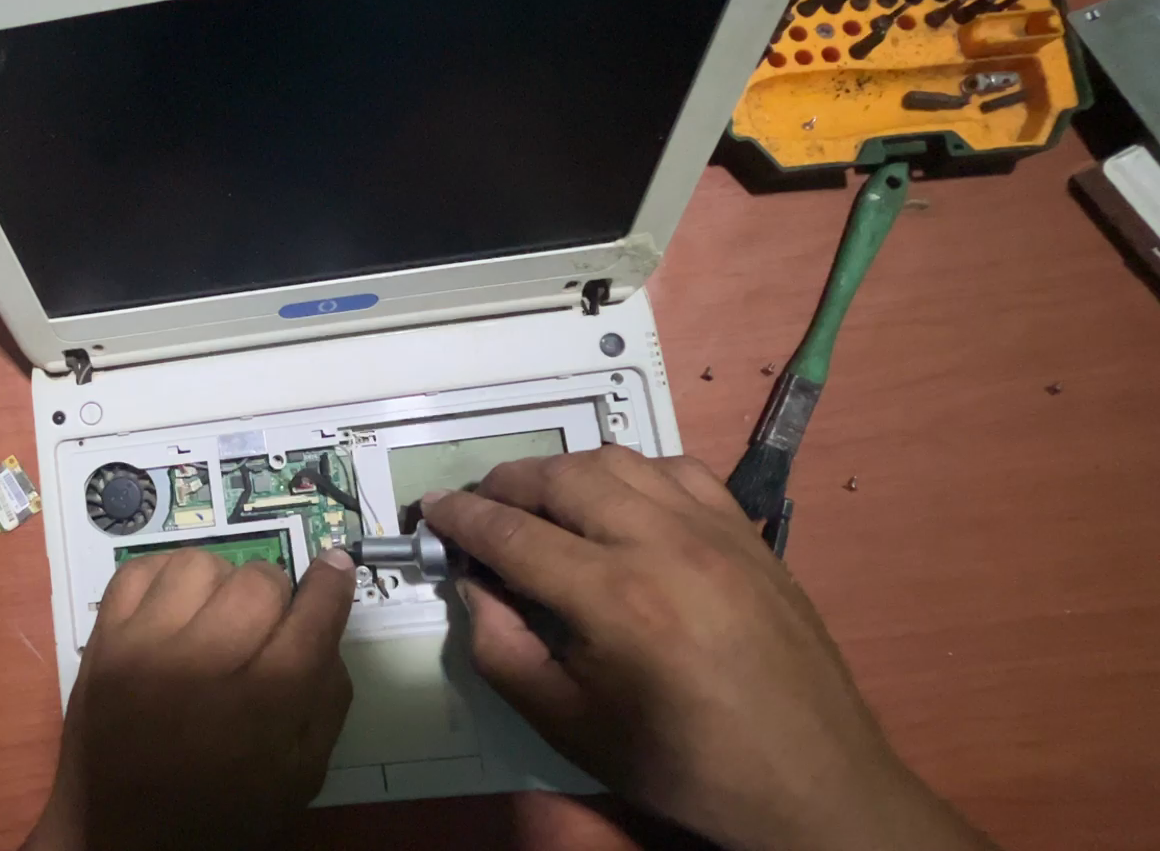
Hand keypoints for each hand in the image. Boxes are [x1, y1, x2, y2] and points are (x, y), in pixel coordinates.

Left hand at [24, 547, 356, 850]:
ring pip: (201, 564)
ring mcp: (146, 644)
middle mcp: (205, 662)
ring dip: (218, 585)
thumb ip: (328, 696)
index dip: (332, 583)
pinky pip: (142, 568)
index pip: (313, 617)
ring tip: (211, 618)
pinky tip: (172, 610)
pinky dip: (164, 578)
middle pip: (259, 581)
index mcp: (263, 706)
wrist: (121, 841)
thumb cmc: (223, 812)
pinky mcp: (104, 637)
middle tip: (260, 627)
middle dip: (273, 596)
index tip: (335, 565)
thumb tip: (328, 618)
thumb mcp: (301, 775)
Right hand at [424, 447, 995, 850]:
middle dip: (503, 484)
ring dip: (560, 474)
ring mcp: (714, 531)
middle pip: (558, 478)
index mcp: (618, 602)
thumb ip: (498, 645)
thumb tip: (473, 579)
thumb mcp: (564, 723)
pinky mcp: (747, 531)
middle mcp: (664, 546)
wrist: (818, 790)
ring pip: (612, 460)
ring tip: (542, 505)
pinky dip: (629, 474)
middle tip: (482, 510)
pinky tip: (619, 506)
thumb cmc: (679, 763)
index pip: (511, 533)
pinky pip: (674, 468)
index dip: (460, 516)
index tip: (431, 508)